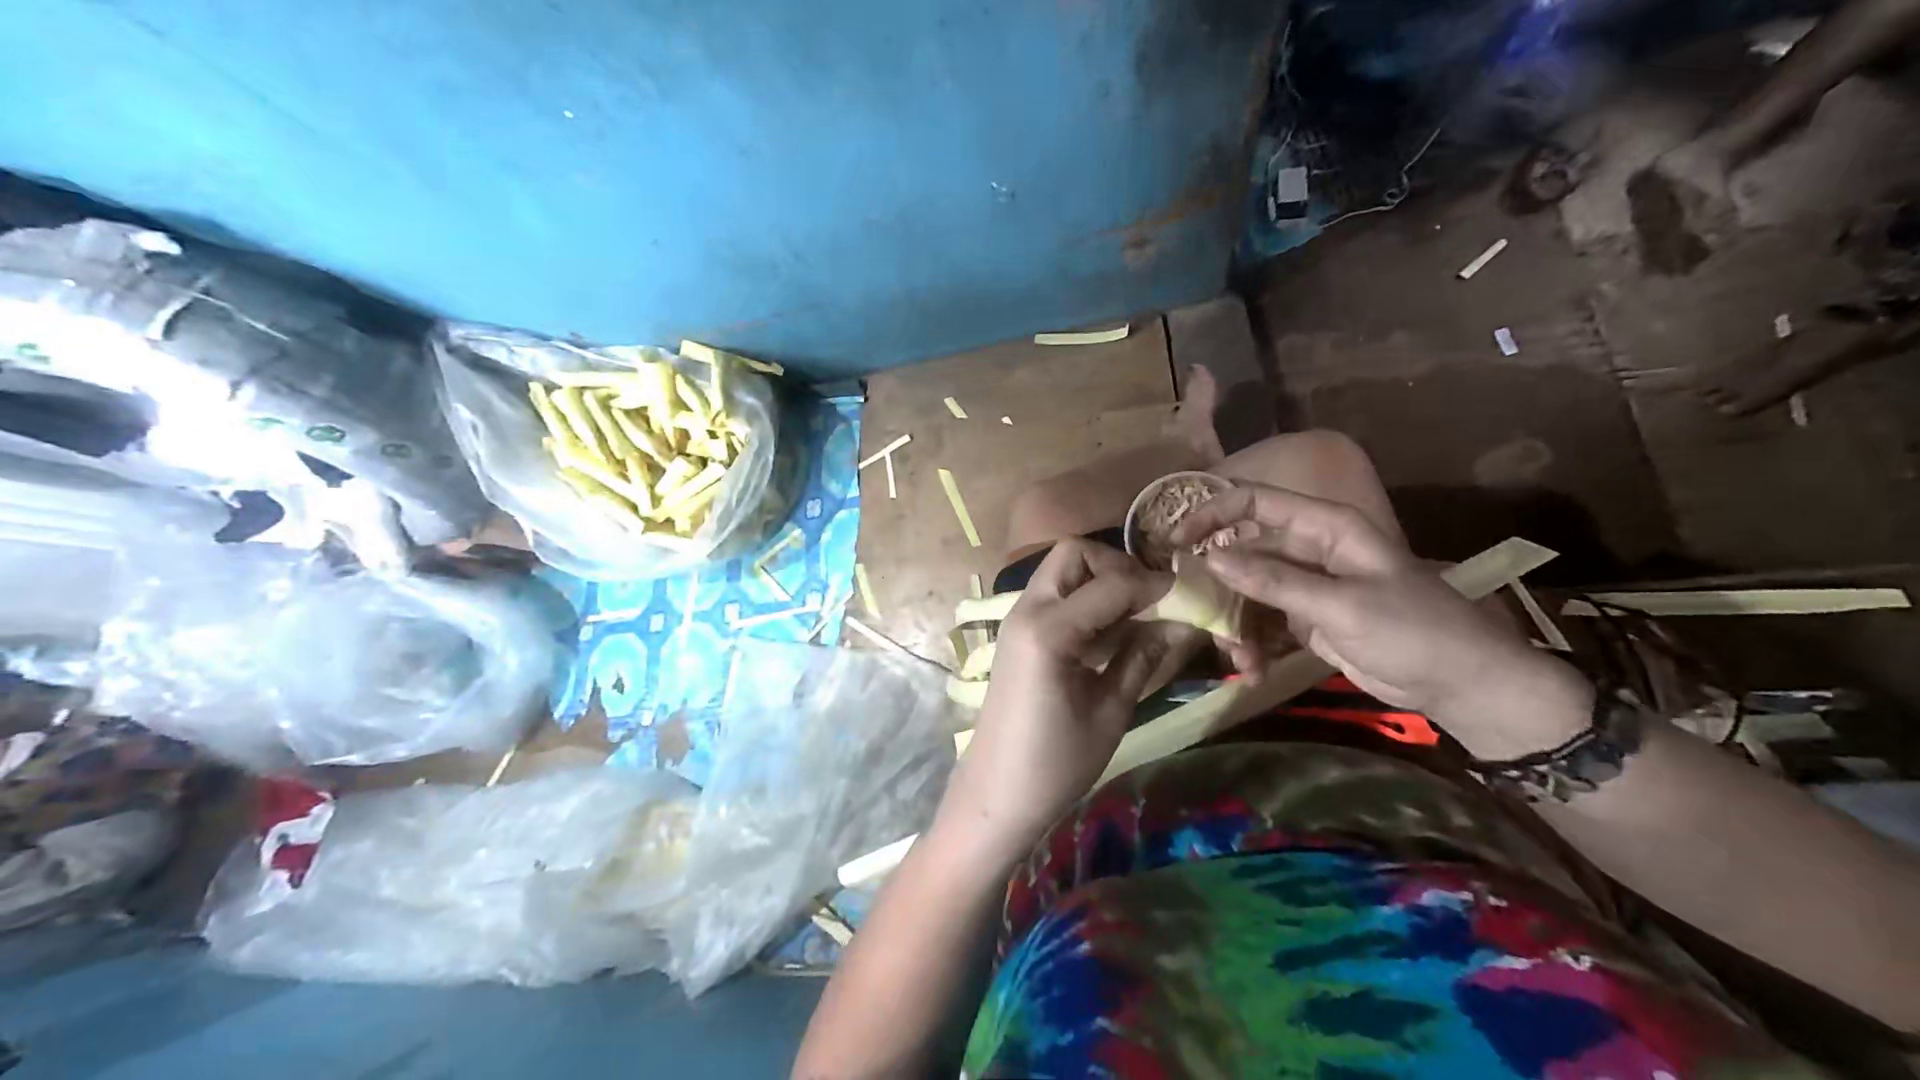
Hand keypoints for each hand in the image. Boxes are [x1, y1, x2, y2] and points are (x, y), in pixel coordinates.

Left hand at [936, 539, 1170, 863]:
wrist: (996, 794)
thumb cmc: (1056, 764)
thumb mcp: (1110, 712)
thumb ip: (1143, 657)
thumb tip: (1184, 623)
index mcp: (1050, 630)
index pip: (1113, 583)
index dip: (1156, 585)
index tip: (1190, 598)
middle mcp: (1028, 611)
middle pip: (1074, 554)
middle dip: (1117, 567)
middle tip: (1150, 602)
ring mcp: (1018, 620)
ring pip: (1062, 571)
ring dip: (1100, 581)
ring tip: (1137, 618)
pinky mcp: (1018, 634)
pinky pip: (1054, 597)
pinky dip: (1084, 600)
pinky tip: (1111, 635)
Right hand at [1173, 483, 1592, 758]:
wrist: (1461, 683)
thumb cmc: (1413, 629)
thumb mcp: (1340, 605)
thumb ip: (1274, 580)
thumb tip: (1210, 557)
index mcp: (1324, 527)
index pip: (1255, 502)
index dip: (1212, 513)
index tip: (1175, 541)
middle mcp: (1308, 549)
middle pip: (1241, 552)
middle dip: (1217, 586)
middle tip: (1194, 613)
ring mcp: (1304, 585)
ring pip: (1245, 593)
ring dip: (1234, 625)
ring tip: (1238, 659)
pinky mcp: (1303, 618)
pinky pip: (1260, 622)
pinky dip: (1252, 645)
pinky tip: (1252, 670)